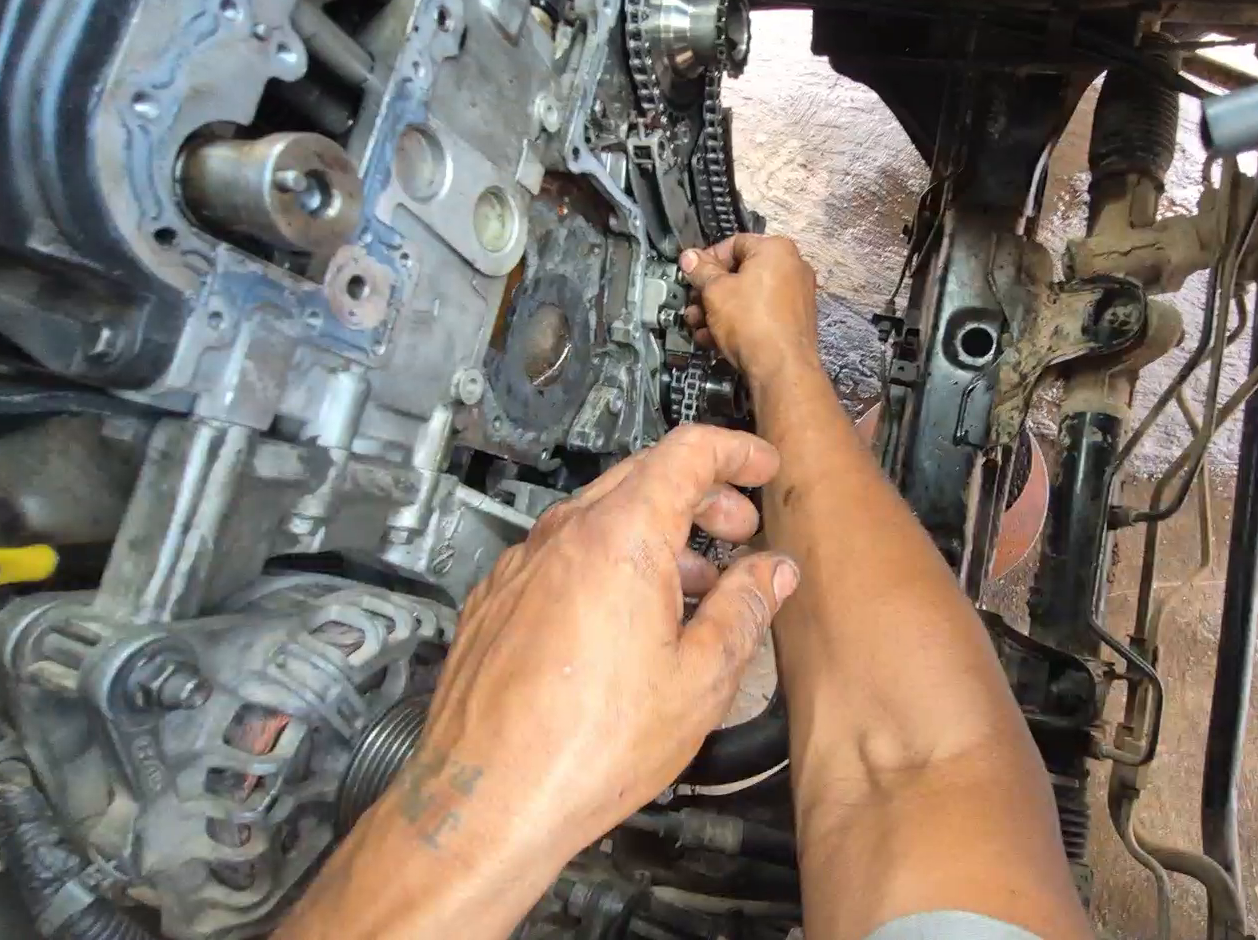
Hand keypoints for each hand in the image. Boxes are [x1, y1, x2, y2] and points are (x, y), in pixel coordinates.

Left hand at [389, 425, 801, 866]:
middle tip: (739, 528)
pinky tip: (632, 611)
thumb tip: (772, 572)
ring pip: (606, 514)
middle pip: (647, 476)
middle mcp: (566, 535)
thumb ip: (745, 607)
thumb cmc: (587, 746)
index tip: (759, 466)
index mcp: (621, 537)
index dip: (736, 452)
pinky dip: (613, 558)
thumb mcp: (700, 677)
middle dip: (704, 494)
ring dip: (660, 531)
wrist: (485, 805)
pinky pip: (568, 551)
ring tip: (696, 580)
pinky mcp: (501, 595)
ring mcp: (526, 562)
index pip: (688, 453)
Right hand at [680, 235, 821, 385]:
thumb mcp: (715, 291)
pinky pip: (761, 316)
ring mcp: (796, 297)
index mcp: (776, 250)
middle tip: (692, 304)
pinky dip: (738, 323)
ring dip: (718, 310)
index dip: (708, 259)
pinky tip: (713, 339)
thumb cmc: (751, 321)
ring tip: (697, 325)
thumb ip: (701, 271)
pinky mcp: (794, 323)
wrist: (782, 368)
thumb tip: (690, 257)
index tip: (691, 274)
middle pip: (741, 273)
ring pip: (748, 298)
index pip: (735, 243)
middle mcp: (792, 268)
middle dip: (710, 291)